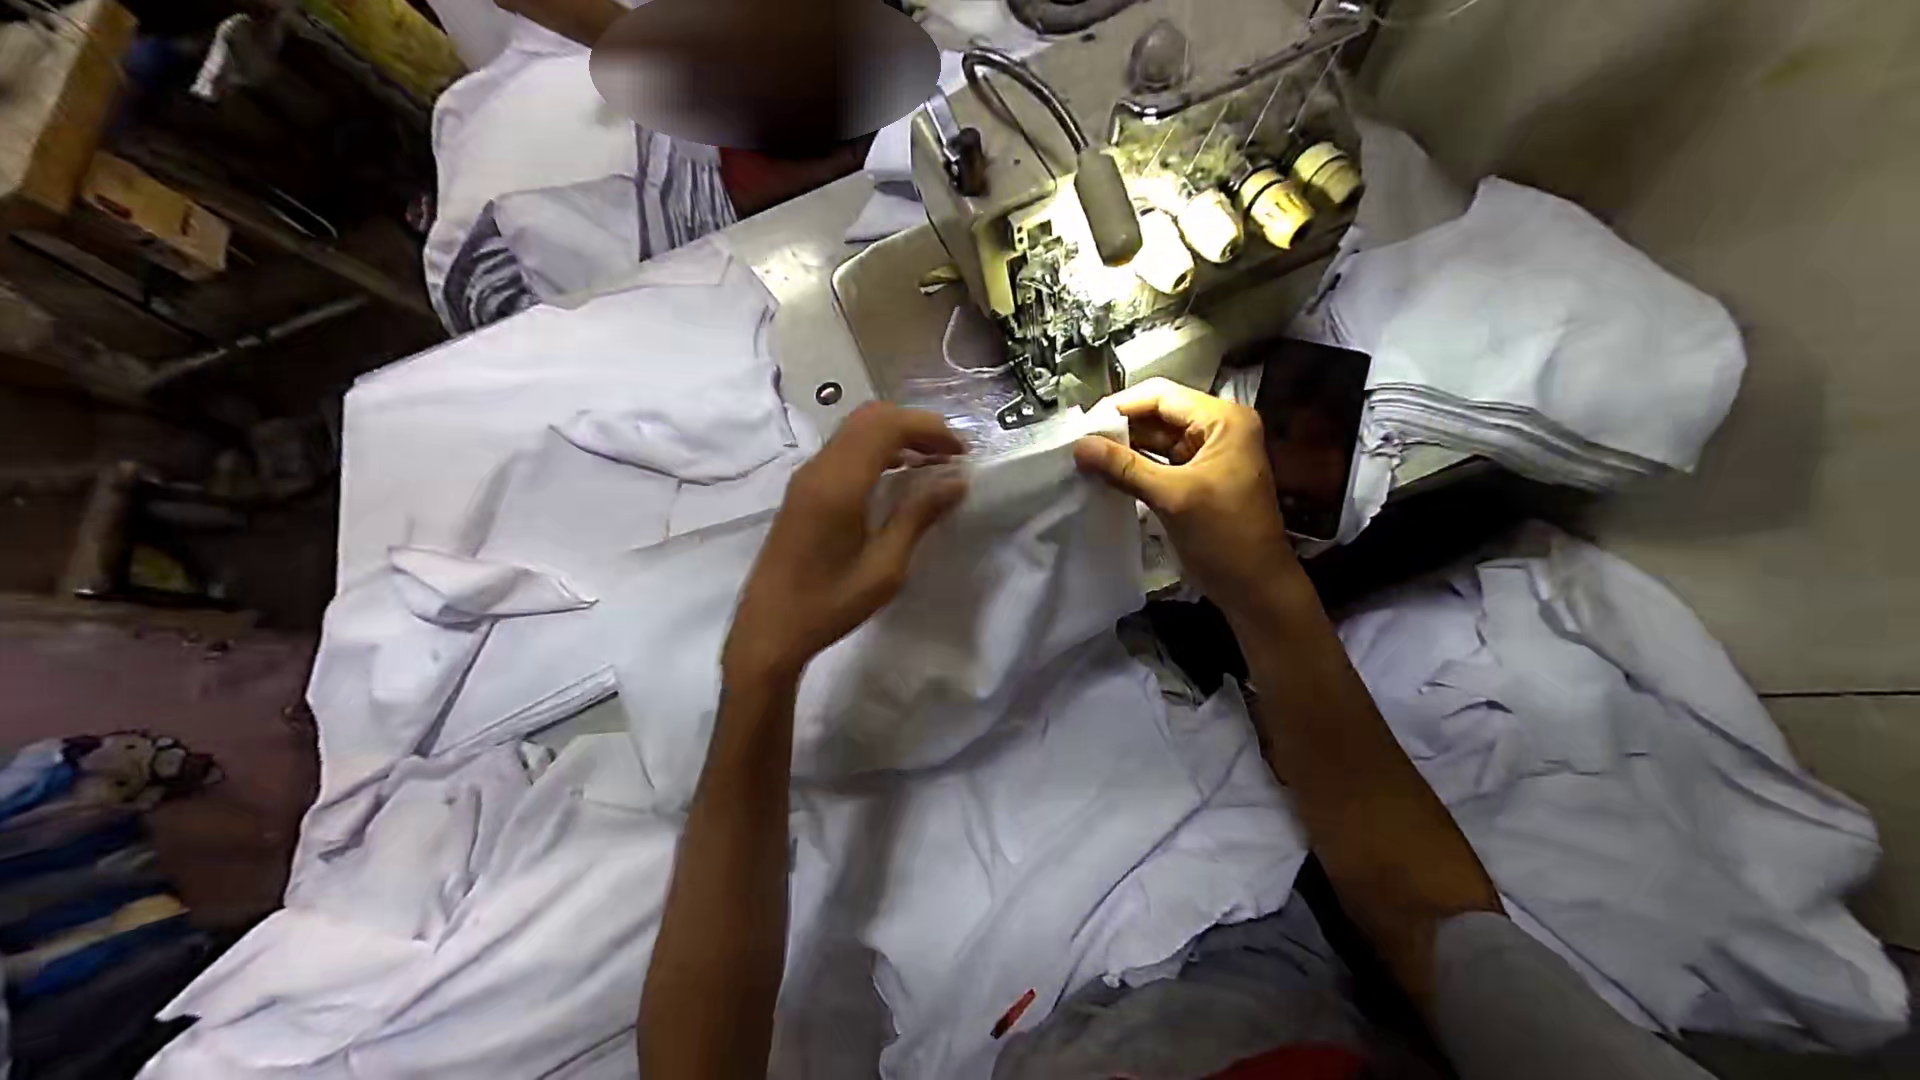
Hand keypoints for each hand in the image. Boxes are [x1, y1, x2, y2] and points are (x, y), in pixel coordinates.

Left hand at [724, 402, 967, 683]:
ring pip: (855, 430)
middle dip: (915, 425)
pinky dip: (877, 450)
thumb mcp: (885, 567)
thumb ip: (918, 516)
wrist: (769, 630)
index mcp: (839, 484)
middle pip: (870, 418)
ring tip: (932, 462)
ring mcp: (806, 477)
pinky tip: (899, 477)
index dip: (929, 427)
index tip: (961, 451)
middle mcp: (819, 469)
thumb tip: (956, 481)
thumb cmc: (830, 604)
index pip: (886, 425)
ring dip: (896, 435)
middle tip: (949, 453)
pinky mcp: (803, 491)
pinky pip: (844, 451)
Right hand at [1074, 378, 1294, 618]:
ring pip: (1155, 439)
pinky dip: (1134, 467)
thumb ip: (1124, 467)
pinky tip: (1105, 474)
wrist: (1255, 587)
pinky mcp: (1196, 479)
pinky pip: (1158, 462)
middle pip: (1157, 414)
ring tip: (1085, 458)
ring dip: (1123, 448)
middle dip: (1119, 428)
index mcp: (1223, 420)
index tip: (1083, 425)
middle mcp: (1217, 429)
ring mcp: (1206, 454)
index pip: (1161, 396)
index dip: (1121, 406)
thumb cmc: (1225, 536)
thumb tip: (1079, 446)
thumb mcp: (1173, 497)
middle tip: (1079, 443)